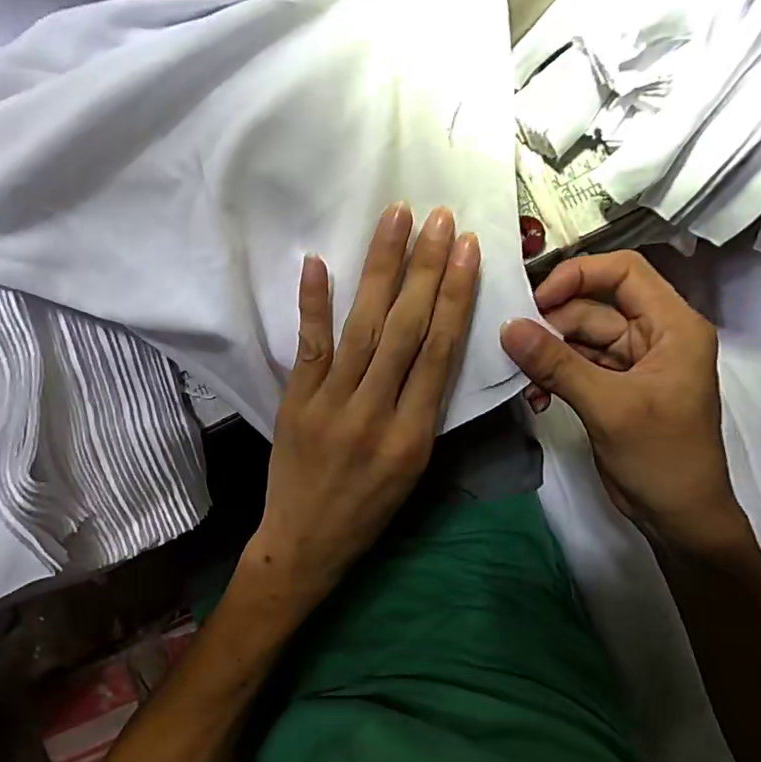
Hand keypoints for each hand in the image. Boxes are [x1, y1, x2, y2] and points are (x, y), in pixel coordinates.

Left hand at [247, 203, 481, 604]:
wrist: (306, 543)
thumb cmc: (370, 509)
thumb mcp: (415, 469)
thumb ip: (426, 410)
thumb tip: (436, 347)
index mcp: (414, 435)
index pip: (440, 352)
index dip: (455, 296)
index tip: (465, 250)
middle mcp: (375, 413)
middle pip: (405, 329)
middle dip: (424, 269)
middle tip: (438, 218)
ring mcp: (330, 405)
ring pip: (361, 327)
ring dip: (379, 269)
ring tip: (394, 219)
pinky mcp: (294, 402)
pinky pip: (307, 346)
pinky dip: (312, 303)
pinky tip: (318, 261)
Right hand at [500, 249, 751, 553]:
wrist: (679, 517)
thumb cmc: (661, 457)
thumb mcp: (609, 406)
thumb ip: (558, 364)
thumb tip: (508, 328)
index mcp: (672, 326)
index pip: (625, 273)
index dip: (579, 276)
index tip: (536, 301)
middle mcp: (654, 336)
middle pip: (594, 307)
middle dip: (553, 327)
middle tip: (515, 348)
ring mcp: (633, 364)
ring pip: (580, 340)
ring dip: (548, 357)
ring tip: (523, 381)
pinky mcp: (614, 389)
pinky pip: (577, 368)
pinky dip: (554, 379)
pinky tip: (536, 398)